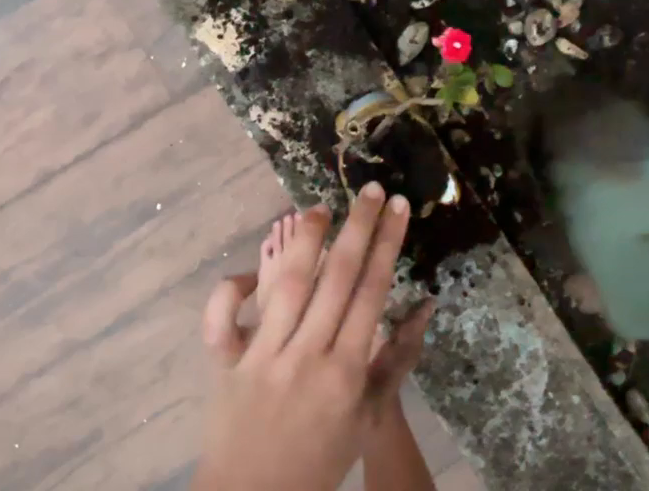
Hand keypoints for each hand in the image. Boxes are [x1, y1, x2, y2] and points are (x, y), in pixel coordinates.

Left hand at [194, 183, 415, 490]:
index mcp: (346, 371)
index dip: (387, 243)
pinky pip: (222, 319)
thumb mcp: (369, 416)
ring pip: (286, 285)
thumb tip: (426, 306)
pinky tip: (251, 267)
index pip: (372, 292)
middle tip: (371, 190)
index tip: (398, 206)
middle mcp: (306, 355)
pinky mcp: (227, 362)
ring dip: (305, 242)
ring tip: (321, 208)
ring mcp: (263, 356)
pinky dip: (231, 289)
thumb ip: (397, 360)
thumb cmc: (321, 457)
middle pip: (336, 278)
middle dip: (358, 228)